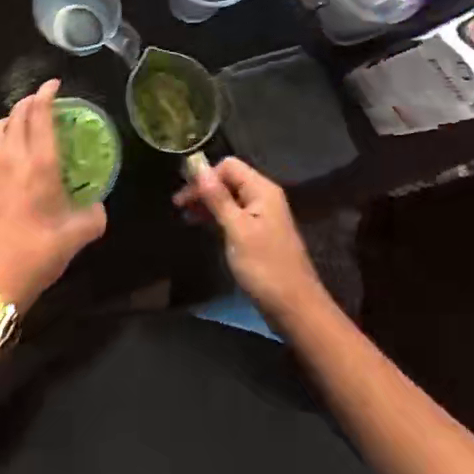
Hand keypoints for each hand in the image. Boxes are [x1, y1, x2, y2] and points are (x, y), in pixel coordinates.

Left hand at [0, 80, 105, 308]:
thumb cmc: (37, 253)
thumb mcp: (77, 236)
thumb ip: (94, 216)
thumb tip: (99, 207)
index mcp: (41, 163)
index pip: (41, 116)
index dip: (47, 94)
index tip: (54, 85)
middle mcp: (12, 159)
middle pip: (16, 116)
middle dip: (29, 102)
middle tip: (42, 101)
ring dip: (7, 119)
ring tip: (19, 120)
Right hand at [174, 157, 325, 322]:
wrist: (294, 306)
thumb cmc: (264, 267)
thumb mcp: (237, 230)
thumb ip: (218, 198)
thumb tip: (199, 167)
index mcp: (262, 189)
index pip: (228, 166)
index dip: (205, 177)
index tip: (185, 197)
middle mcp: (264, 196)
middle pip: (229, 180)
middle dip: (204, 189)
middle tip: (179, 206)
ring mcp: (263, 215)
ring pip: (230, 198)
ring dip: (208, 203)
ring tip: (186, 216)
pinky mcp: (260, 233)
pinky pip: (235, 215)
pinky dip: (218, 217)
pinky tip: (204, 226)